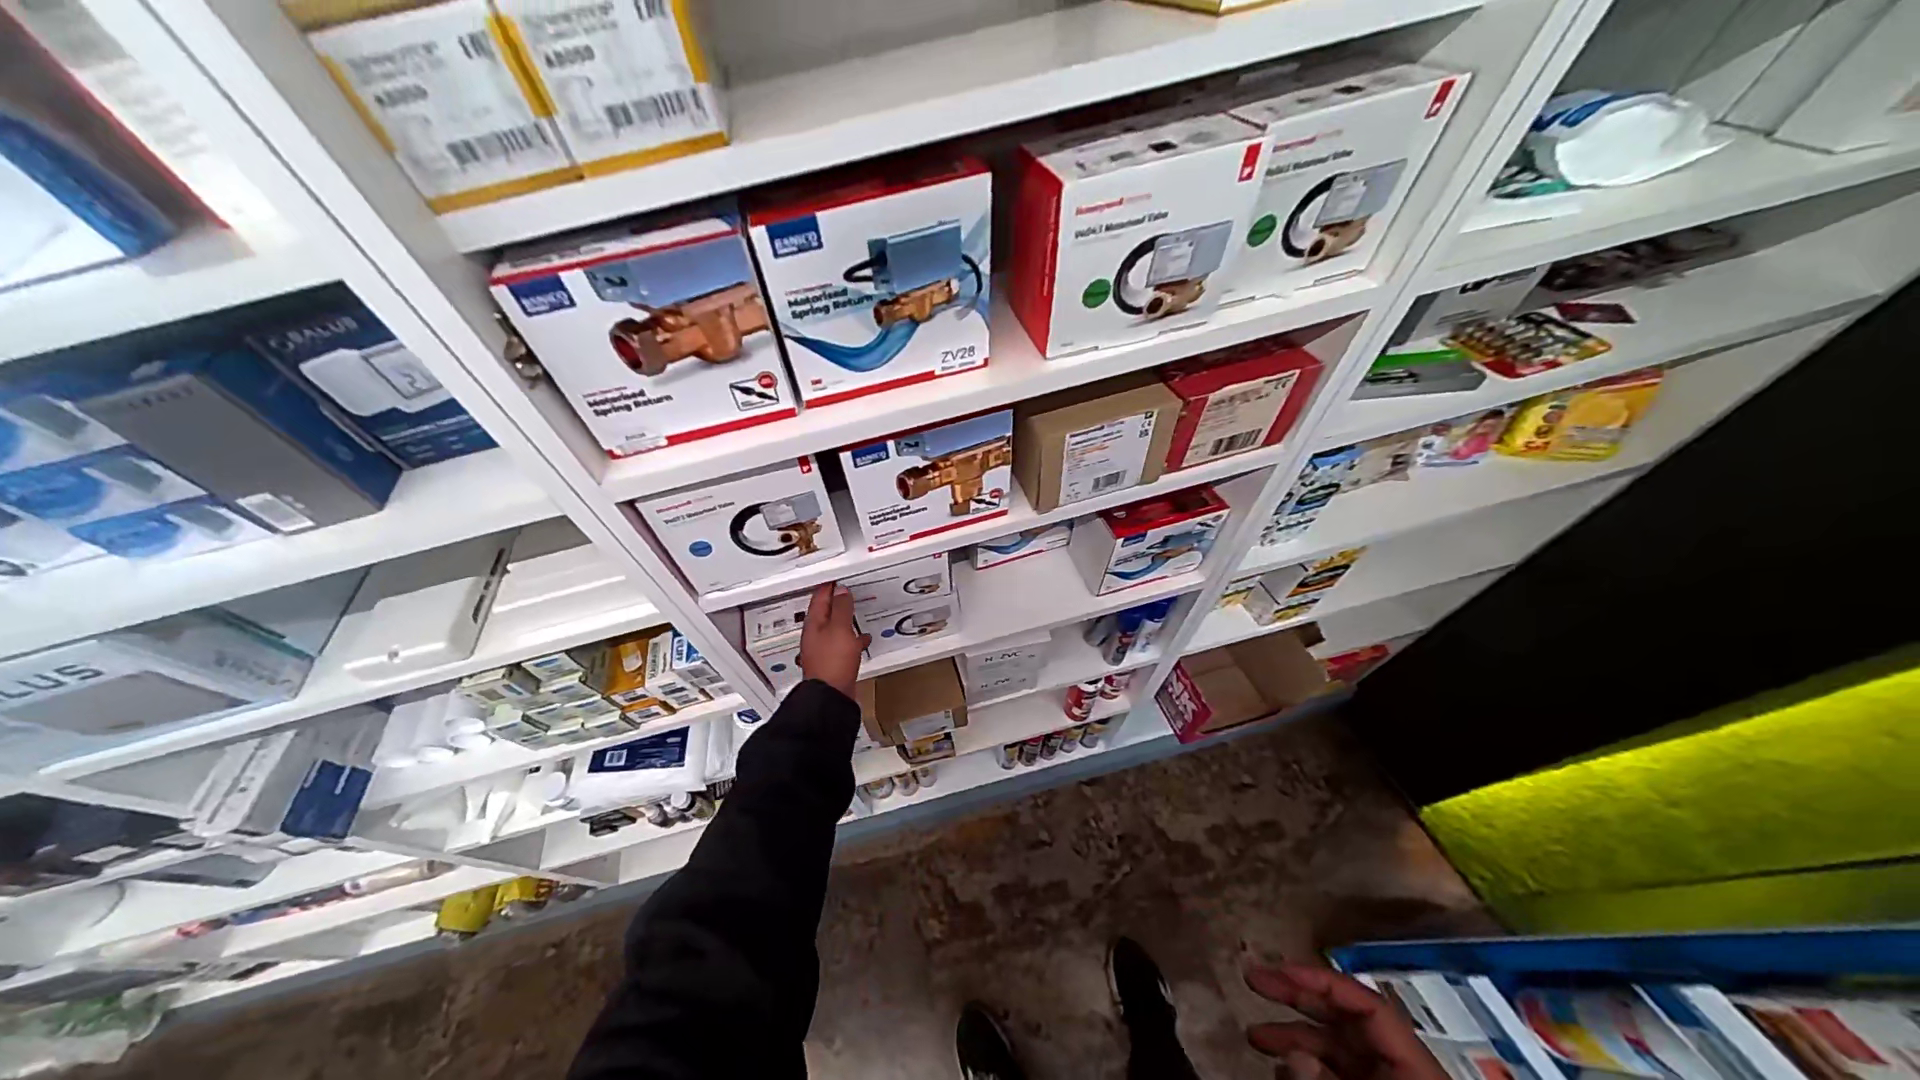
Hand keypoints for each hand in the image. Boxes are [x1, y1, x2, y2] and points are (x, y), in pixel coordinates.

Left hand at [799, 583, 867, 698]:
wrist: (831, 696)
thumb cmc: (831, 664)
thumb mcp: (840, 629)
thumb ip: (842, 608)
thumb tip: (841, 591)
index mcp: (814, 624)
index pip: (820, 597)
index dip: (829, 585)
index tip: (838, 578)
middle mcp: (815, 636)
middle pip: (825, 611)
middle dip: (836, 601)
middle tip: (845, 591)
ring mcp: (823, 650)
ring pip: (834, 627)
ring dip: (845, 619)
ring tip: (855, 612)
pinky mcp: (832, 662)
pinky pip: (843, 643)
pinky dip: (852, 638)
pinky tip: (861, 639)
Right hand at [1245, 963, 1450, 1079]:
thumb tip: (1292, 1055)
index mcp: (1416, 1069)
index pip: (1367, 1005)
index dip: (1320, 980)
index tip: (1275, 970)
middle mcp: (1403, 1072)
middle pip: (1347, 1021)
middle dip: (1298, 999)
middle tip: (1252, 981)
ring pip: (1337, 1050)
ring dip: (1294, 1037)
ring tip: (1254, 1037)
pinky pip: (1338, 1077)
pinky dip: (1307, 1070)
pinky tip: (1279, 1072)